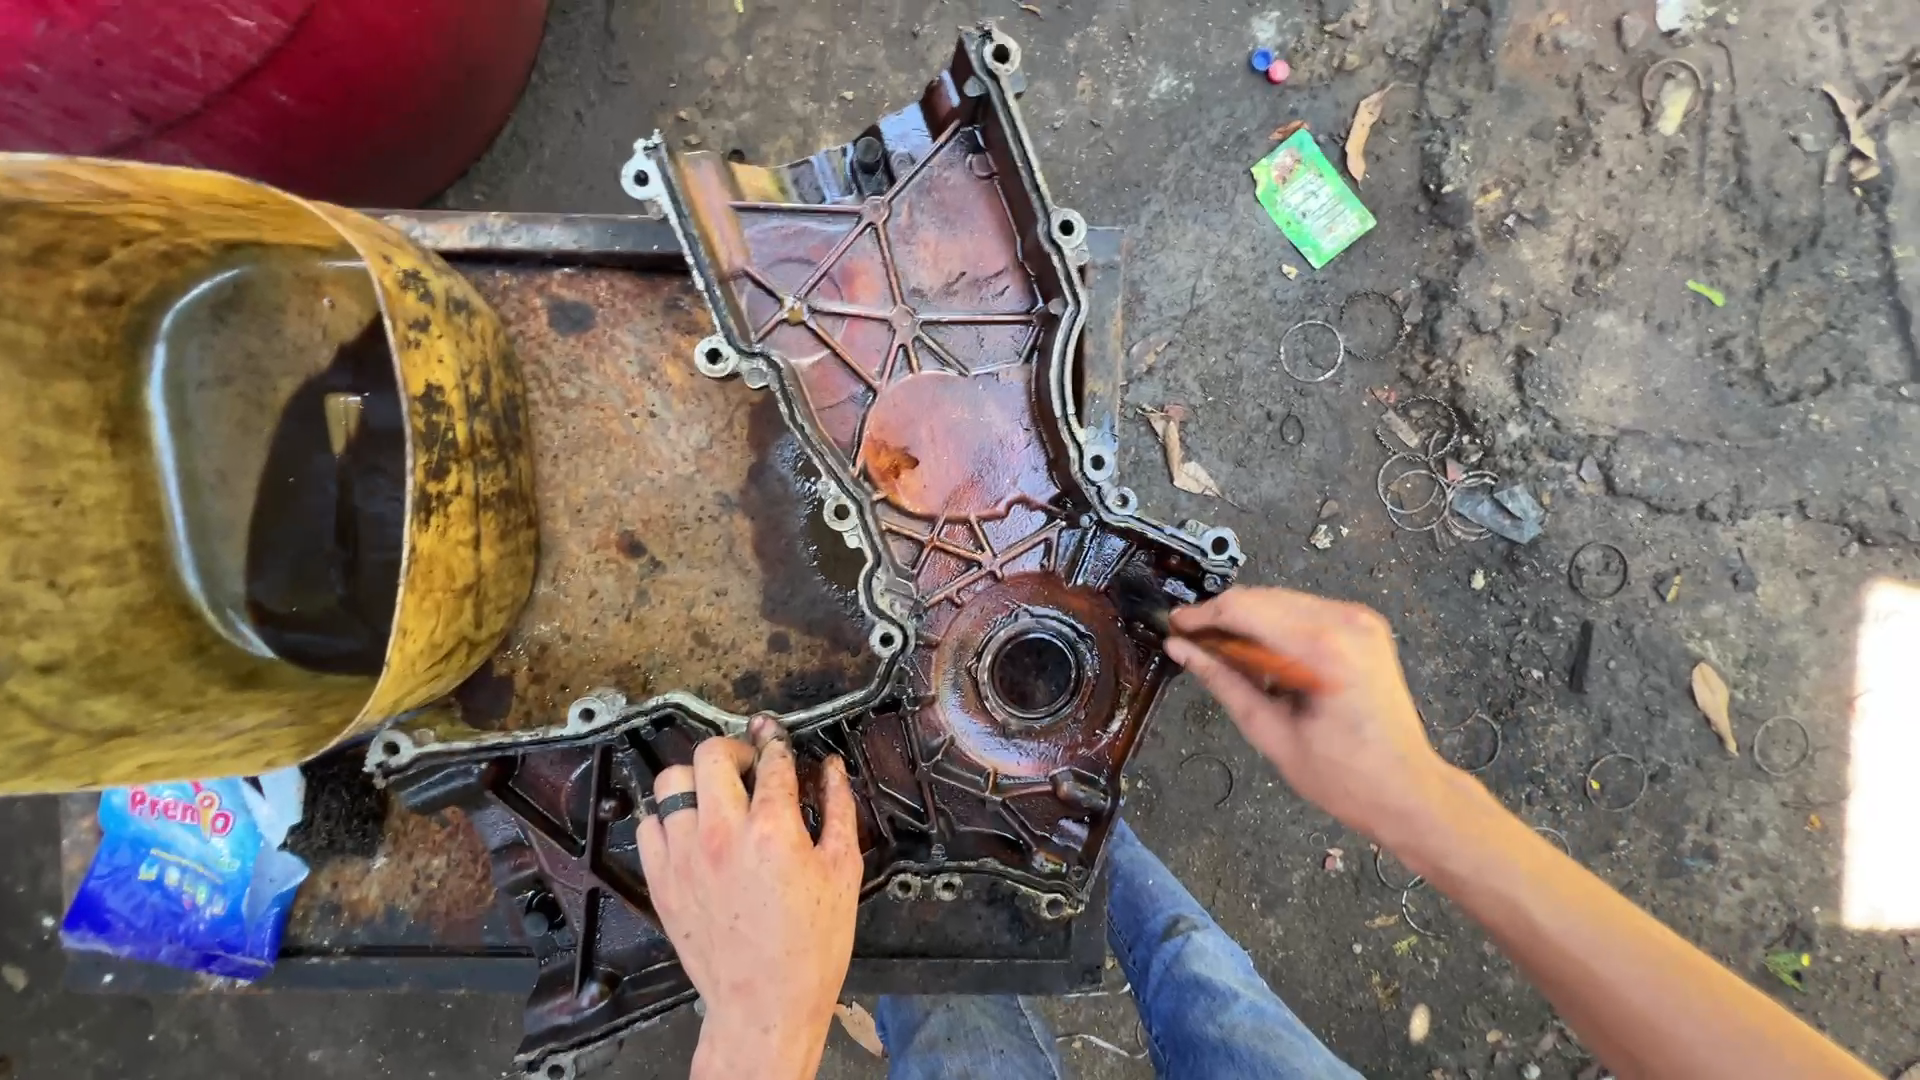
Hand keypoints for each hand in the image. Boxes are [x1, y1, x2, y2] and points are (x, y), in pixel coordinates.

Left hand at [638, 715, 863, 1079]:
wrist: (765, 1006)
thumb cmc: (812, 943)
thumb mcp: (843, 869)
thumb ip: (838, 808)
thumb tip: (832, 769)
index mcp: (772, 829)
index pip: (771, 760)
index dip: (779, 743)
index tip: (780, 742)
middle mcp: (721, 834)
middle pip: (711, 754)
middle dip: (735, 749)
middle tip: (750, 766)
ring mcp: (684, 857)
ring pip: (671, 782)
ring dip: (697, 778)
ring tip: (717, 794)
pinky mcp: (661, 881)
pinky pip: (648, 825)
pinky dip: (668, 816)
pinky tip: (692, 827)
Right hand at [1166, 586, 1450, 842]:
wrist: (1408, 790)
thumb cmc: (1345, 776)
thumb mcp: (1269, 731)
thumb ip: (1222, 681)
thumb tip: (1181, 649)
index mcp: (1325, 649)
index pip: (1244, 609)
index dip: (1202, 615)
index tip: (1174, 625)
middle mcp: (1346, 623)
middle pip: (1260, 597)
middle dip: (1221, 617)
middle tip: (1190, 641)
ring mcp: (1359, 620)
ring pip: (1278, 599)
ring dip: (1245, 620)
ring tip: (1219, 650)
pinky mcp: (1363, 625)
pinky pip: (1301, 609)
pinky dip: (1272, 624)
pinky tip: (1258, 653)